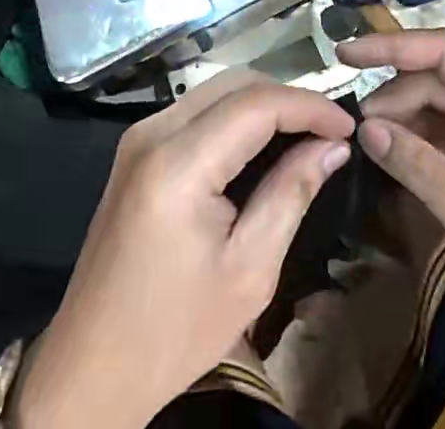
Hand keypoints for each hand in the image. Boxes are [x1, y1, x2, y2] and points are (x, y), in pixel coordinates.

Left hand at [11, 71, 355, 428]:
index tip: (349, 127)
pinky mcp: (134, 150)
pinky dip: (233, 117)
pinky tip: (261, 144)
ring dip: (261, 104)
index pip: (254, 104)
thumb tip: (333, 147)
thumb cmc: (177, 329)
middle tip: (330, 132)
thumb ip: (292, 193)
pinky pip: (193, 112)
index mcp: (177, 164)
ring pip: (212, 91)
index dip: (309, 107)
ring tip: (305, 135)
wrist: (95, 359)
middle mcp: (151, 133)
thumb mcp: (250, 269)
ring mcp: (137, 137)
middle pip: (231, 85)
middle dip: (287, 98)